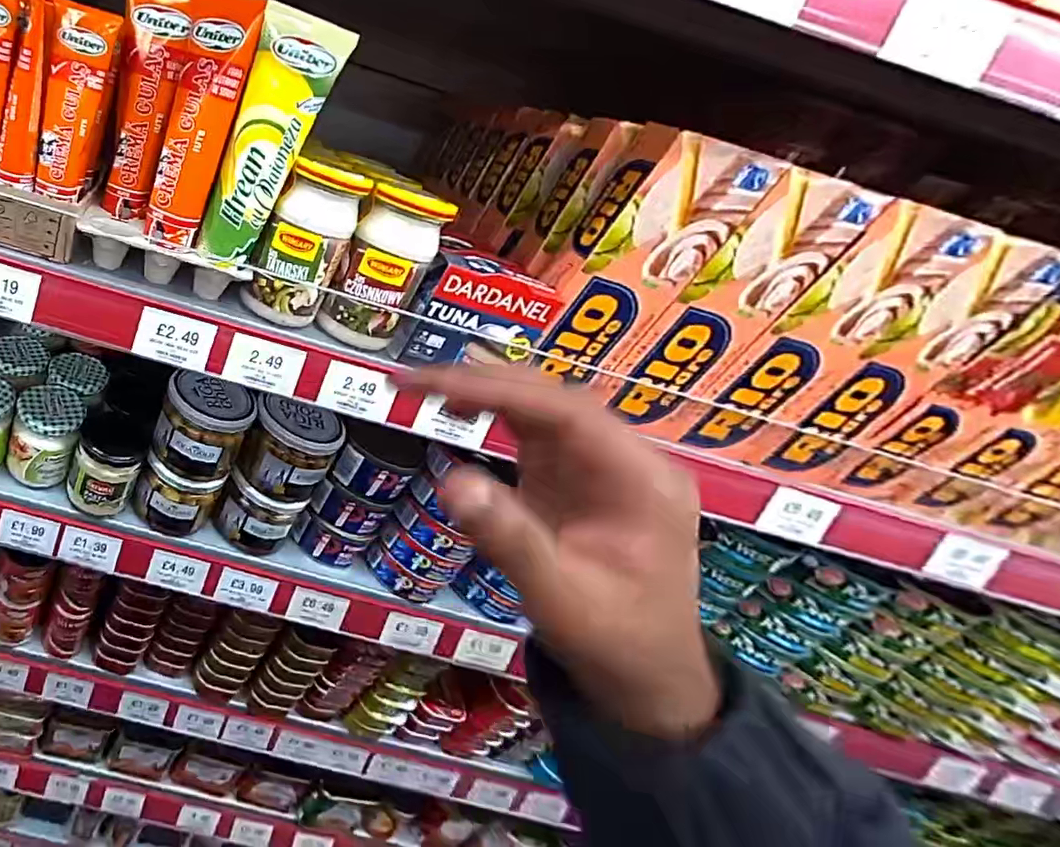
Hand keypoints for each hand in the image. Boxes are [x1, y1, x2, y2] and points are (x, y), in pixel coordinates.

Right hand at [406, 361, 719, 738]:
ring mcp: (600, 462)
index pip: (563, 410)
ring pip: (539, 403)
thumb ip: (509, 538)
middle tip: (413, 382)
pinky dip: (490, 410)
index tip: (431, 386)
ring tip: (426, 386)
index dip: (493, 389)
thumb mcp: (559, 597)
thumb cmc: (612, 639)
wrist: (646, 677)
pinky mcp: (575, 471)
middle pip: (550, 396)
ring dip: (484, 389)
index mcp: (640, 480)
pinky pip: (531, 425)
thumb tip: (451, 479)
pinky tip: (460, 407)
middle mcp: (624, 458)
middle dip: (481, 382)